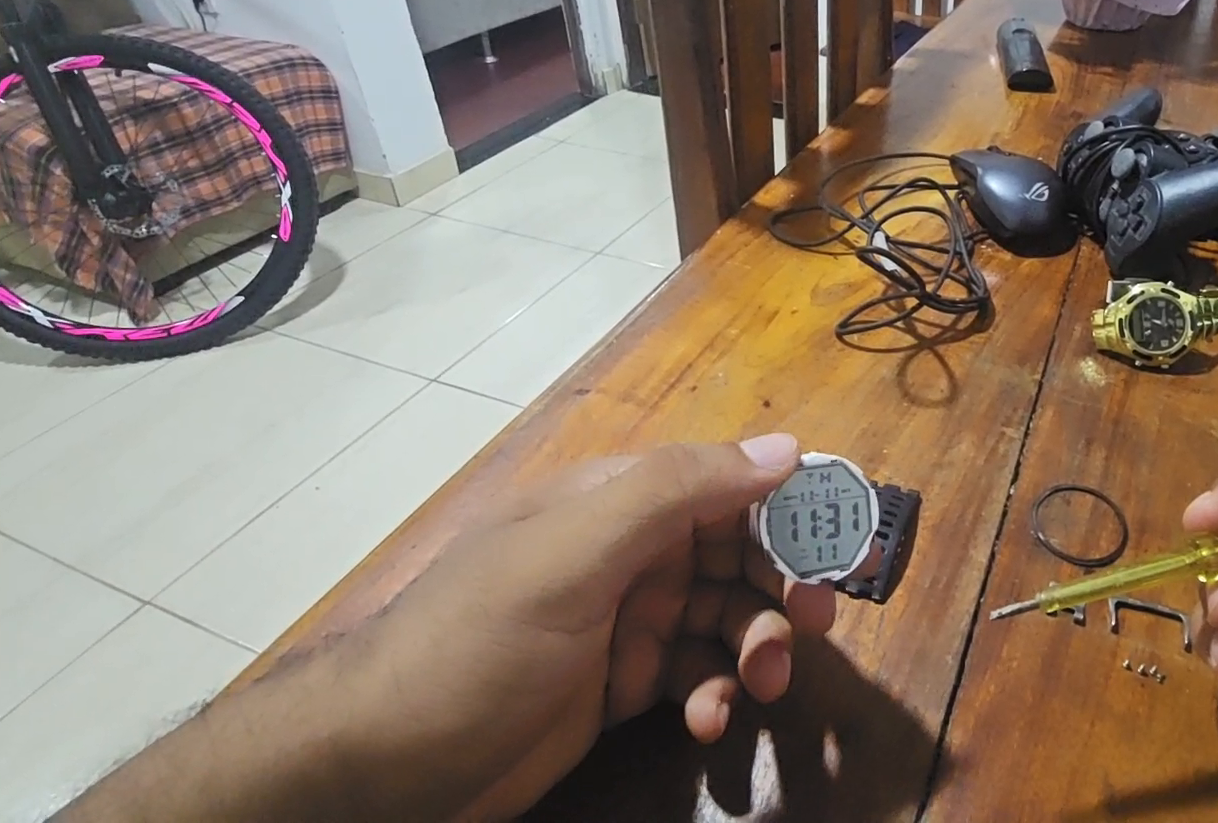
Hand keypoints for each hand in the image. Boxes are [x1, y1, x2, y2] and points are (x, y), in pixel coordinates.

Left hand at [62, 434, 839, 822]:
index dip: (793, 506)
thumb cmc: (482, 640)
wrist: (372, 769)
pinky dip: (713, 693)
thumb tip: (787, 447)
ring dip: (755, 646)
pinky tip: (706, 719)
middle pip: (741, 554)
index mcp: (628, 502)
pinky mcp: (625, 683)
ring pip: (728, 617)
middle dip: (782, 586)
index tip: (845, 542)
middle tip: (815, 625)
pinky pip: (697, 674)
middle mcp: (637, 551)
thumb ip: (680, 488)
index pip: (732, 484)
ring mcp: (633, 619)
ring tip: (760, 685)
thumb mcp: (576, 550)